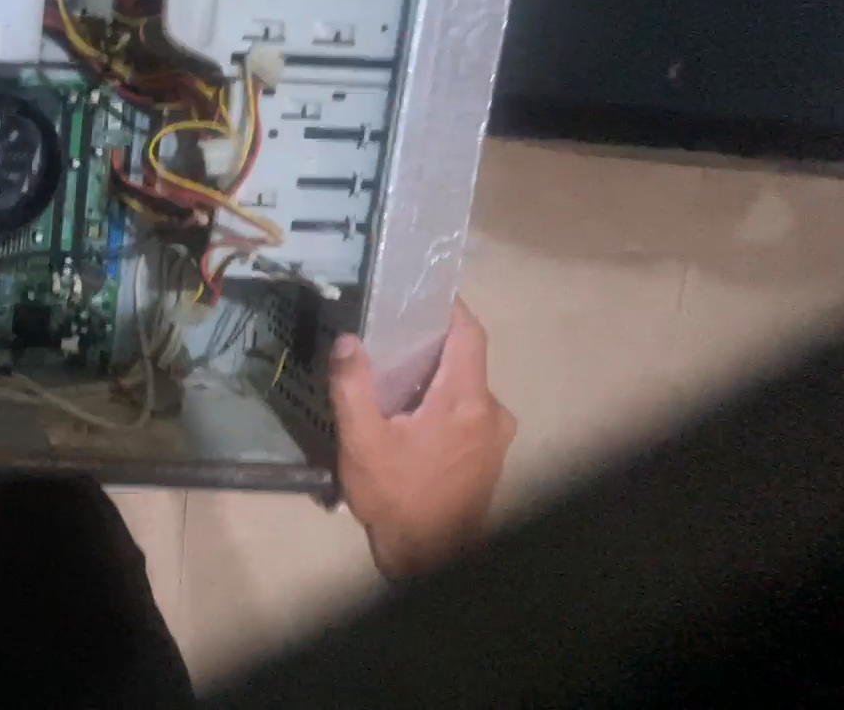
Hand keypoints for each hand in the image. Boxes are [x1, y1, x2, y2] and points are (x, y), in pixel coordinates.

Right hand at [331, 300, 515, 580]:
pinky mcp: (487, 453)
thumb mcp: (361, 438)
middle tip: (380, 331)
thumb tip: (349, 339)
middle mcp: (490, 411)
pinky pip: (464, 407)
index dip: (448, 305)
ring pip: (462, 384)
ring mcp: (494, 434)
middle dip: (424, 340)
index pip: (469, 335)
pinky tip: (402, 409)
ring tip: (384, 371)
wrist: (432, 555)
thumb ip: (353, 385)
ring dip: (428, 372)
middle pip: (463, 357)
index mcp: (465, 400)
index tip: (417, 288)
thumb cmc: (396, 493)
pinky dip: (436, 396)